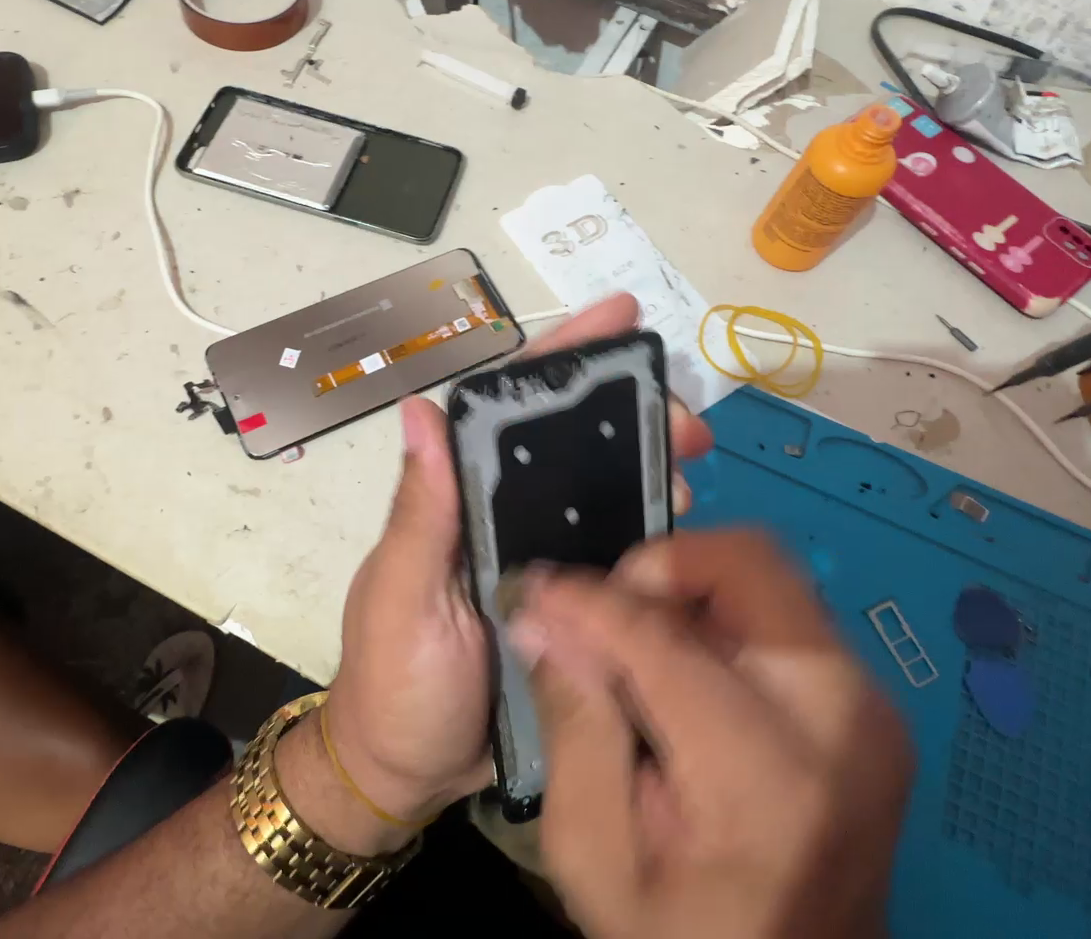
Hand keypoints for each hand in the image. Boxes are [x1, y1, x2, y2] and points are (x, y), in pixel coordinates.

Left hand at [319, 294, 714, 850]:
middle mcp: (498, 516)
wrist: (411, 771)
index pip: (504, 412)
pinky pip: (612, 553)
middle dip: (626, 413)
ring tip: (694, 461)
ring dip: (646, 465)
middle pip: (565, 444)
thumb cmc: (396, 679)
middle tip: (688, 416)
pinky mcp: (568, 603)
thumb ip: (421, 512)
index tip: (619, 319)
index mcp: (456, 501)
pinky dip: (648, 531)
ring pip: (597, 491)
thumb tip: (419, 408)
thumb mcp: (402, 593)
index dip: (560, 359)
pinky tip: (682, 523)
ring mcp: (537, 558)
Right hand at [511, 532, 913, 938]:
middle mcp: (843, 719)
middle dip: (660, 567)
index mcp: (767, 776)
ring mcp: (870, 707)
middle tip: (604, 613)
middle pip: (752, 564)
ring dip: (689, 590)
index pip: (665, 639)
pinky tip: (683, 669)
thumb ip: (575, 726)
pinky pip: (785, 614)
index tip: (537, 588)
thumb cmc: (685, 930)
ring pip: (769, 577)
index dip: (587, 600)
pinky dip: (720, 615)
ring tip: (637, 644)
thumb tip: (543, 618)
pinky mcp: (874, 704)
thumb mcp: (596, 852)